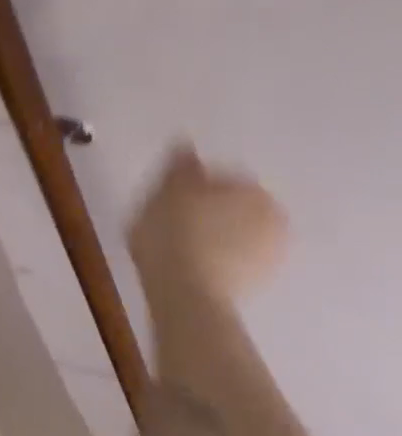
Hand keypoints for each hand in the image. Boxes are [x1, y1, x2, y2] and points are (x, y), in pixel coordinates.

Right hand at [128, 145, 287, 298]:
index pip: (218, 175)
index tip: (161, 198)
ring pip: (234, 231)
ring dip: (211, 233)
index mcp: (251, 189)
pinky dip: (217, 256)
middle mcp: (273, 214)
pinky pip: (235, 257)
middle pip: (231, 204)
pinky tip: (189, 263)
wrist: (188, 292)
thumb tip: (184, 143)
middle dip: (204, 209)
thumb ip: (178, 167)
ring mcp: (273, 248)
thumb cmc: (171, 236)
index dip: (187, 184)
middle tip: (167, 220)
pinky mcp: (263, 276)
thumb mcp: (163, 194)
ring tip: (176, 245)